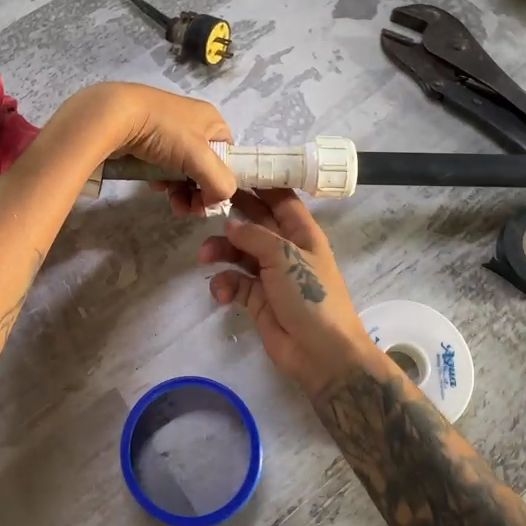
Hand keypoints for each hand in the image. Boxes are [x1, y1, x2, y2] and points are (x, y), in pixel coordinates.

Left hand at [52, 83, 236, 215]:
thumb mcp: (199, 157)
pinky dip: (160, 179)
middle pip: (205, 165)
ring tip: (172, 204)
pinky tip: (153, 186)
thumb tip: (219, 199)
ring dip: (180, 190)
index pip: (228, 153)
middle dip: (199, 191)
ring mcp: (167, 131)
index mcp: (211, 120)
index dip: (223, 178)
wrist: (113, 115)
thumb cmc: (163, 131)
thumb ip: (219, 181)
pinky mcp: (145, 140)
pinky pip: (161, 166)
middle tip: (190, 209)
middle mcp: (192, 123)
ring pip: (182, 169)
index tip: (211, 199)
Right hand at [199, 189, 383, 395]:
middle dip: (232, 214)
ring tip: (205, 257)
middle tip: (203, 205)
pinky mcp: (258, 300)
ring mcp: (271, 275)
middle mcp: (286, 249)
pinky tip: (222, 293)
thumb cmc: (312, 297)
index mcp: (303, 233)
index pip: (281, 199)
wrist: (322, 354)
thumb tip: (230, 224)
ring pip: (239, 252)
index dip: (260, 184)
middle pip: (256, 222)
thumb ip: (255, 236)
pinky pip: (235, 282)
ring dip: (221, 251)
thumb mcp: (286, 257)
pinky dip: (225, 285)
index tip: (232, 171)